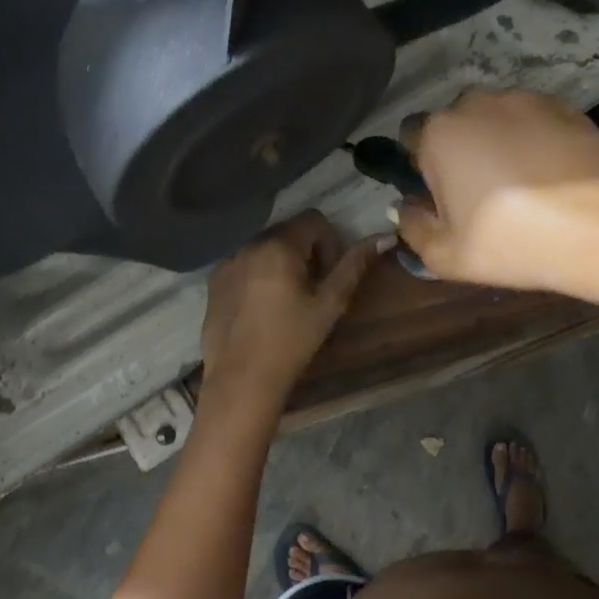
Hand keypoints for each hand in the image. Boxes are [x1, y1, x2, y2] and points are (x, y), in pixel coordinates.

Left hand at [200, 211, 388, 410]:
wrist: (242, 379)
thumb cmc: (292, 341)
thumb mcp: (330, 303)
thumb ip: (355, 265)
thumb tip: (384, 238)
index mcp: (280, 245)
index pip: (314, 219)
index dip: (330, 243)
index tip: (329, 276)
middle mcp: (250, 244)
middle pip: (288, 230)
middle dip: (307, 251)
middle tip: (313, 289)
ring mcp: (227, 261)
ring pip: (265, 246)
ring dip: (283, 261)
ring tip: (287, 300)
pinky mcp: (214, 280)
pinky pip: (244, 262)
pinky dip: (258, 273)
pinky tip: (262, 308)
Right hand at [398, 89, 598, 287]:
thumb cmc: (510, 241)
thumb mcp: (447, 256)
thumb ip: (413, 228)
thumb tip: (404, 209)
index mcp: (439, 134)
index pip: (411, 139)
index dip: (423, 168)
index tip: (442, 197)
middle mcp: (476, 104)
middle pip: (457, 124)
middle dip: (462, 150)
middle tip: (483, 194)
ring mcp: (525, 100)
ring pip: (498, 118)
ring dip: (500, 140)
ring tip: (524, 183)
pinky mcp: (566, 106)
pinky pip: (536, 120)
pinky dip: (537, 139)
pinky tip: (553, 173)